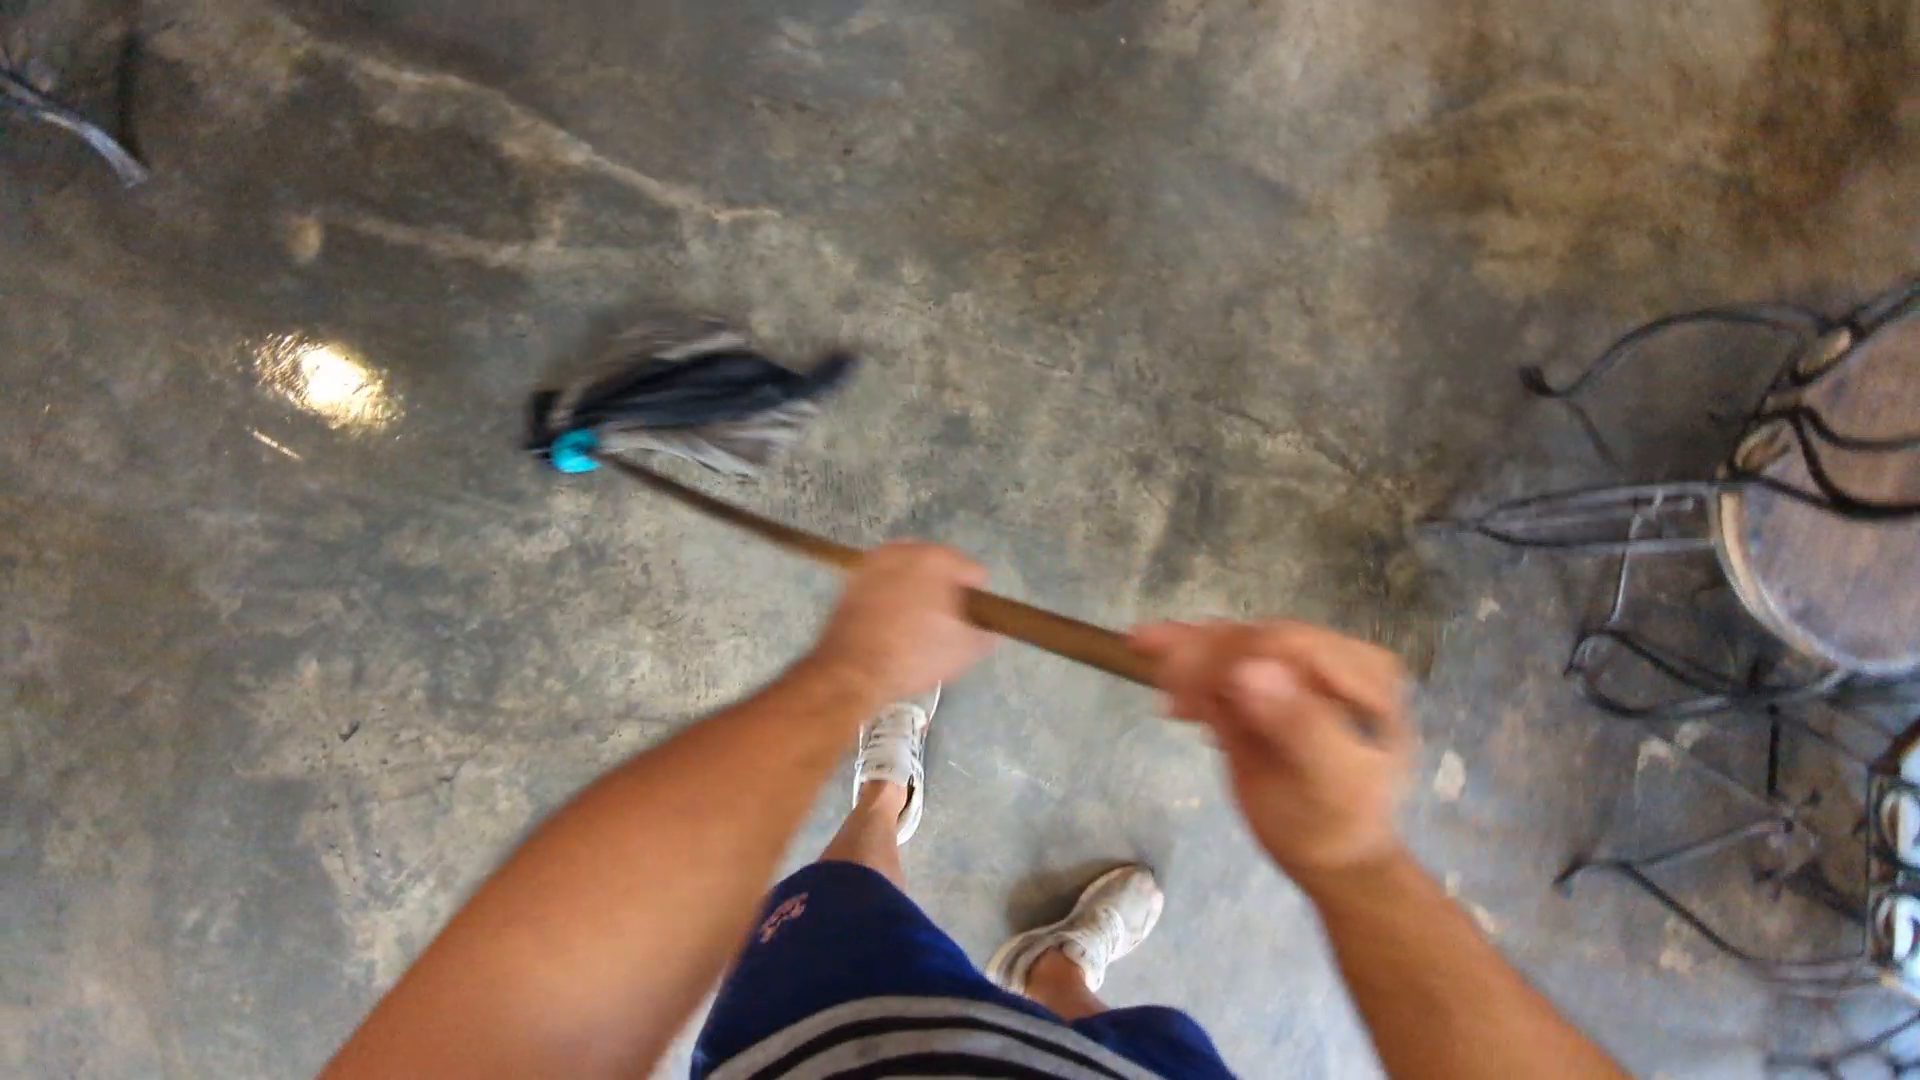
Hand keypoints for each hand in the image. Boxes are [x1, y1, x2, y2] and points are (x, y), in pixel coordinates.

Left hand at [809, 542, 996, 703]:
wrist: (851, 671)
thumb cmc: (913, 655)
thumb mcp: (964, 651)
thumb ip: (986, 634)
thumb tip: (990, 631)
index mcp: (937, 558)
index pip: (974, 572)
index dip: (978, 598)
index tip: (971, 620)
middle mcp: (905, 550)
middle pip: (940, 568)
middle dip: (945, 590)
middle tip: (945, 623)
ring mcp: (874, 563)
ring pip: (910, 575)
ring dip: (917, 592)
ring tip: (917, 625)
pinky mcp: (852, 581)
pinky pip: (884, 585)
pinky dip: (891, 598)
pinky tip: (891, 625)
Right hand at [1130, 620, 1413, 890]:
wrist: (1327, 854)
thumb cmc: (1337, 822)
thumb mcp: (1330, 782)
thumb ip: (1299, 725)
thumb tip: (1248, 672)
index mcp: (1362, 673)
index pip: (1287, 644)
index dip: (1232, 657)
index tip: (1186, 689)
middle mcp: (1326, 660)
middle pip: (1250, 640)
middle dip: (1201, 658)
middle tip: (1165, 695)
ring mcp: (1289, 670)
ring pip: (1226, 646)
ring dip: (1184, 658)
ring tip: (1153, 677)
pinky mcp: (1258, 684)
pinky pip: (1215, 666)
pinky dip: (1185, 671)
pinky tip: (1170, 700)